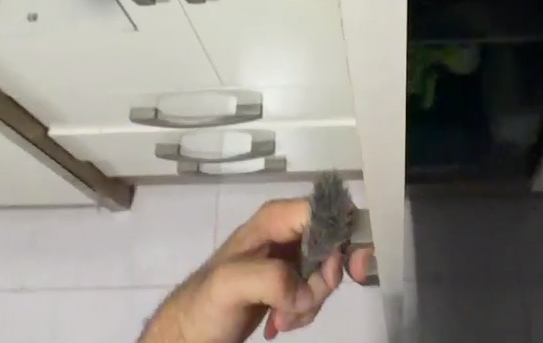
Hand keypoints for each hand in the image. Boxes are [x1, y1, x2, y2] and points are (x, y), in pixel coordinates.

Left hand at [140, 198, 374, 342]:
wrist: (191, 332)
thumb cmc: (206, 301)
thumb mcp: (232, 282)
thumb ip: (272, 277)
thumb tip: (306, 290)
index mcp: (276, 218)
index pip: (325, 211)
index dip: (345, 235)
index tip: (351, 270)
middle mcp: (286, 231)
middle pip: (332, 245)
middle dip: (325, 280)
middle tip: (304, 302)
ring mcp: (288, 257)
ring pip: (326, 273)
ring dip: (311, 301)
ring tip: (280, 318)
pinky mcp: (288, 281)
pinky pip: (314, 292)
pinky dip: (304, 311)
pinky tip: (280, 322)